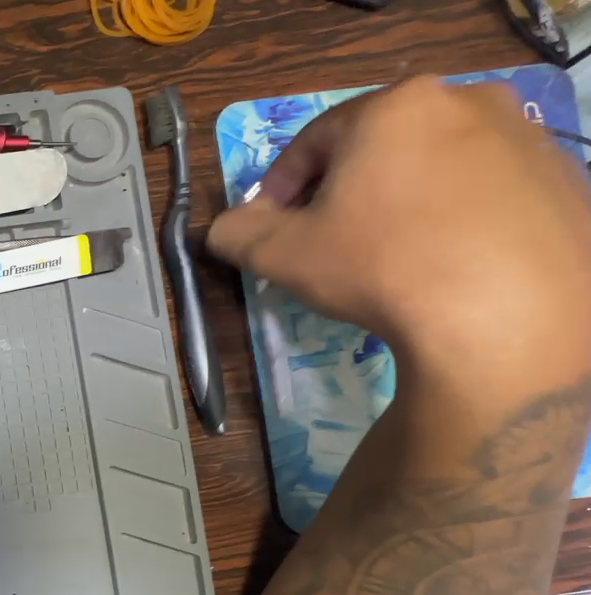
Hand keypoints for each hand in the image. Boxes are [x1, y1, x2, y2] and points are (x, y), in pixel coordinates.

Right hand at [207, 77, 590, 398]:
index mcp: (393, 108)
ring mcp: (520, 131)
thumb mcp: (276, 254)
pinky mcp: (554, 170)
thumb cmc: (376, 263)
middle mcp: (463, 101)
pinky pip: (474, 185)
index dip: (276, 189)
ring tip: (375, 254)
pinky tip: (429, 258)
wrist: (501, 305)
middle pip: (372, 147)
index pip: (310, 142)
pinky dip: (442, 213)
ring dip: (388, 201)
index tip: (267, 230)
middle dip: (336, 192)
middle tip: (318, 242)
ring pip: (424, 164)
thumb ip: (234, 232)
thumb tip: (227, 227)